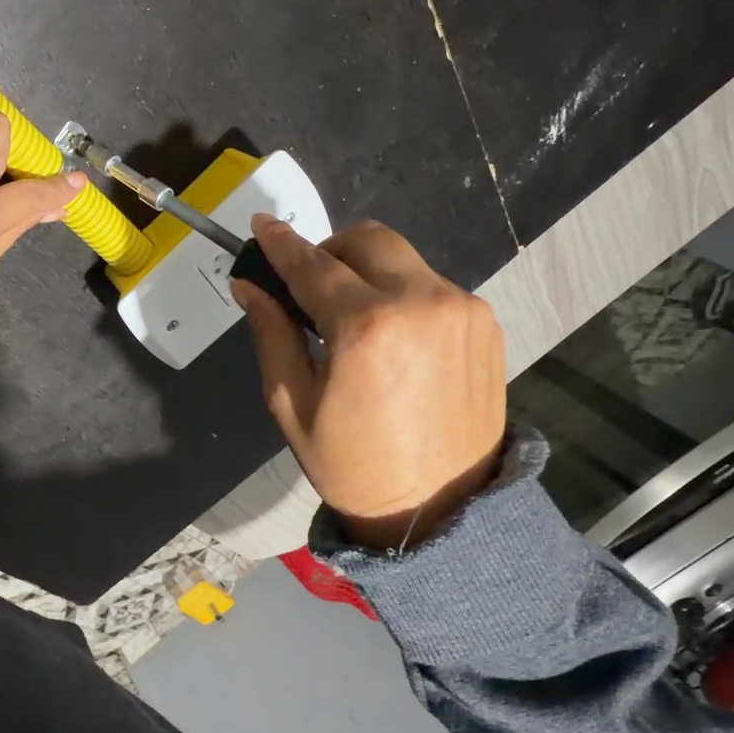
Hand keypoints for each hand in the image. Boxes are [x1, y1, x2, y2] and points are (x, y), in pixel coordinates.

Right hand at [234, 216, 506, 550]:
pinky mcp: (483, 322)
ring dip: (364, 273)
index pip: (313, 265)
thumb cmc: (350, 465)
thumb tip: (250, 286)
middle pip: (367, 239)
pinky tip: (387, 341)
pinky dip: (397, 295)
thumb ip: (271, 334)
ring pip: (401, 259)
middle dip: (328, 249)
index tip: (262, 225)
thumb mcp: (291, 404)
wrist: (437, 507)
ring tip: (346, 322)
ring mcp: (460, 308)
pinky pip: (429, 286)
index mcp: (366, 327)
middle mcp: (421, 301)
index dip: (282, 244)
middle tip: (304, 286)